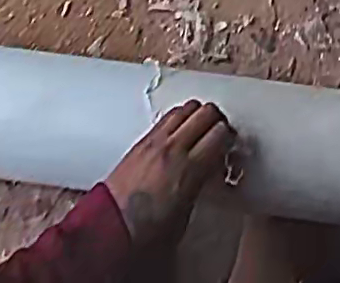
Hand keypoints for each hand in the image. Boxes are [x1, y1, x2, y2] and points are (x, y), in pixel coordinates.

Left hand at [104, 101, 234, 246]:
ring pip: (188, 107)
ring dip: (198, 114)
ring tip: (200, 128)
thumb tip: (212, 167)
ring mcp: (156, 140)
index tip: (231, 144)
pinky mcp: (143, 139)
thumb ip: (202, 183)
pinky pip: (168, 116)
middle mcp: (174, 148)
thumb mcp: (185, 214)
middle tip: (219, 132)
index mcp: (188, 170)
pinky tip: (180, 130)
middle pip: (206, 112)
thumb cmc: (145, 232)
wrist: (109, 228)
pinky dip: (180, 117)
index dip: (229, 137)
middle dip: (217, 121)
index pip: (220, 134)